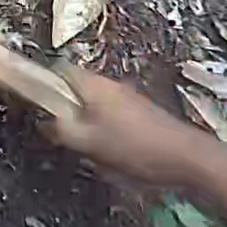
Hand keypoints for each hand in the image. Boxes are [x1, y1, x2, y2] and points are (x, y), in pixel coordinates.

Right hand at [47, 66, 206, 184]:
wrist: (186, 157)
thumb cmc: (133, 146)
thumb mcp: (89, 143)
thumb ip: (62, 131)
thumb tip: (44, 122)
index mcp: (92, 84)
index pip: (60, 68)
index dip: (46, 82)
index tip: (39, 102)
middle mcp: (109, 83)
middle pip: (77, 87)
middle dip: (69, 108)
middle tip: (66, 132)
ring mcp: (127, 95)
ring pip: (95, 102)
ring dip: (88, 120)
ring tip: (91, 146)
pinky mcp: (140, 110)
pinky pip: (112, 112)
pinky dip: (106, 127)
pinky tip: (114, 151)